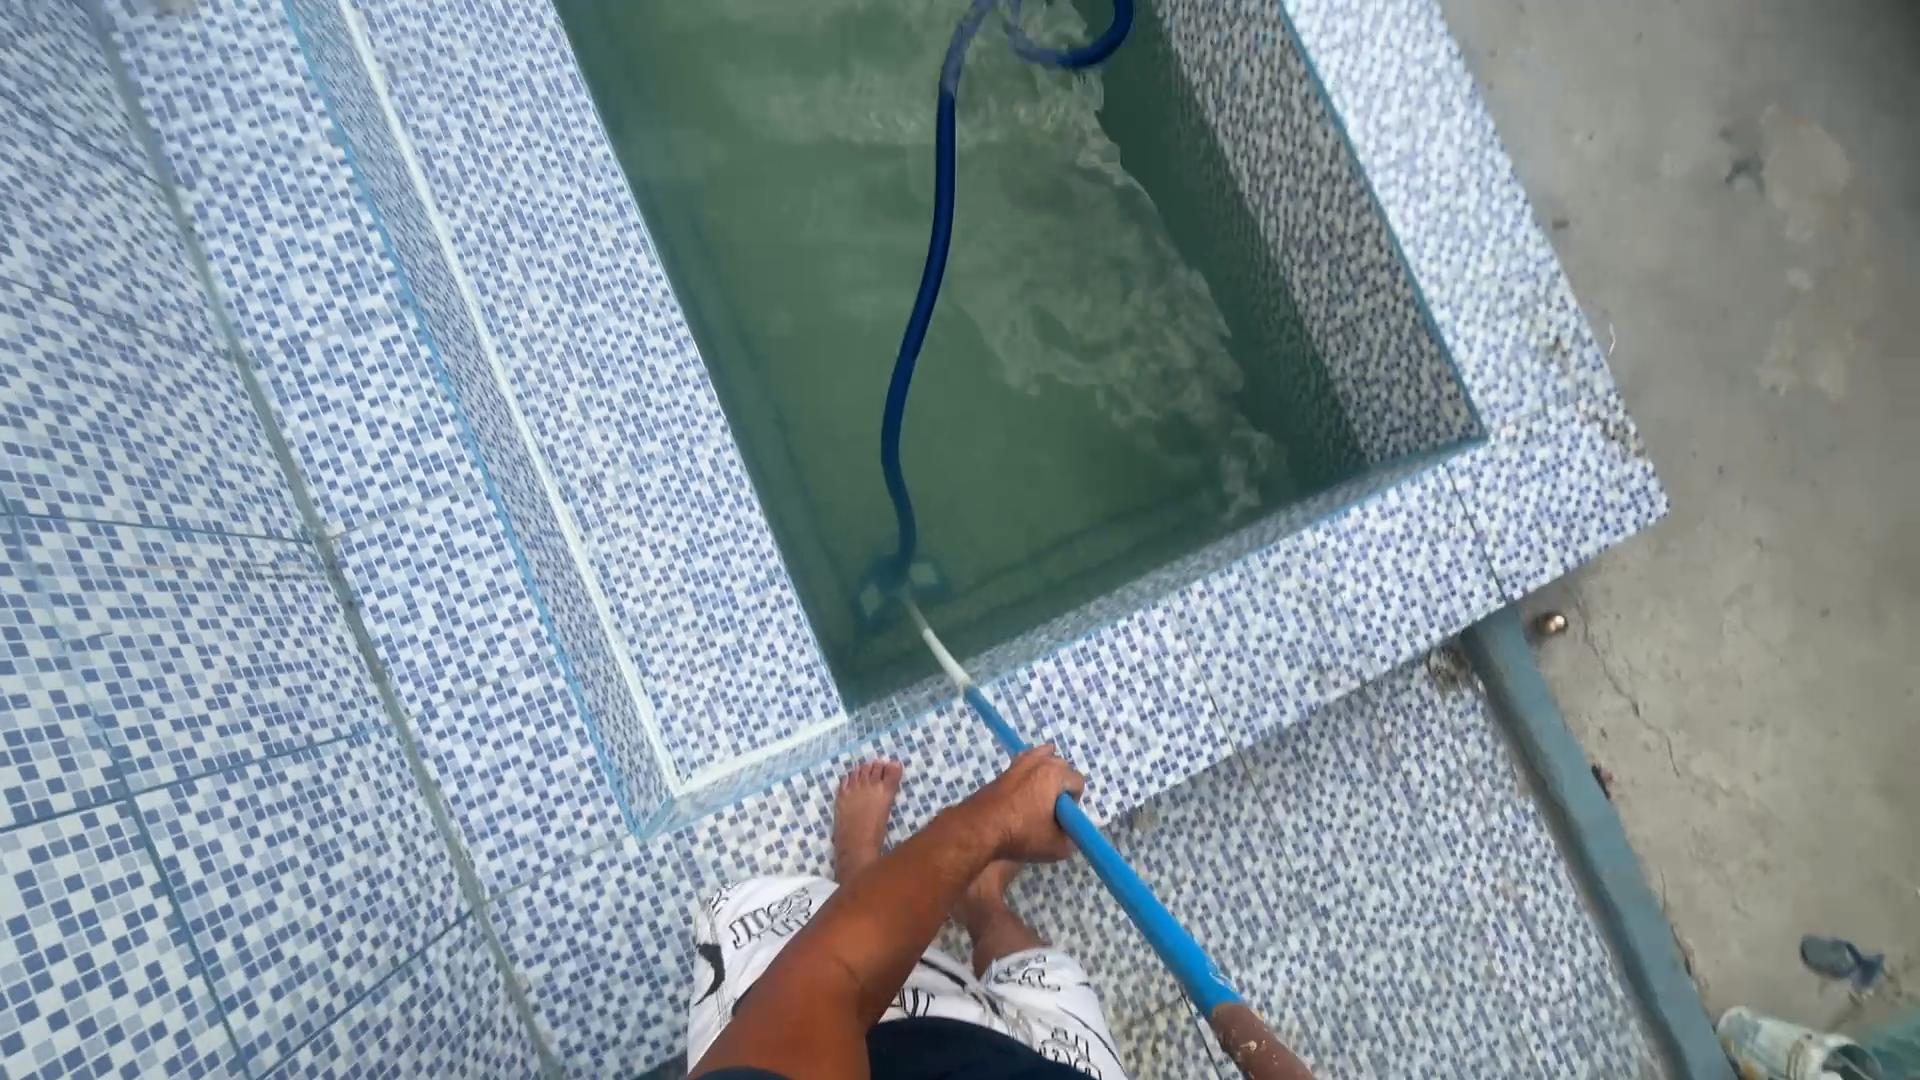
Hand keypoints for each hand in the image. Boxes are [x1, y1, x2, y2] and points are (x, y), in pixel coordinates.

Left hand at [963, 745, 1085, 862]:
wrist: (980, 828)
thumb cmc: (1021, 833)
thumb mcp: (1056, 846)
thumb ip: (1071, 840)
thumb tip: (1069, 835)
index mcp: (1054, 774)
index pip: (1077, 781)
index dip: (1075, 801)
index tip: (1063, 817)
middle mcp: (1038, 761)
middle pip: (1061, 766)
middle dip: (1062, 785)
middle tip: (1053, 808)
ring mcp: (1019, 763)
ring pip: (1042, 758)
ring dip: (1046, 773)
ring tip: (1042, 796)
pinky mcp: (1004, 770)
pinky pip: (1024, 762)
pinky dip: (1029, 771)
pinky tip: (1026, 788)